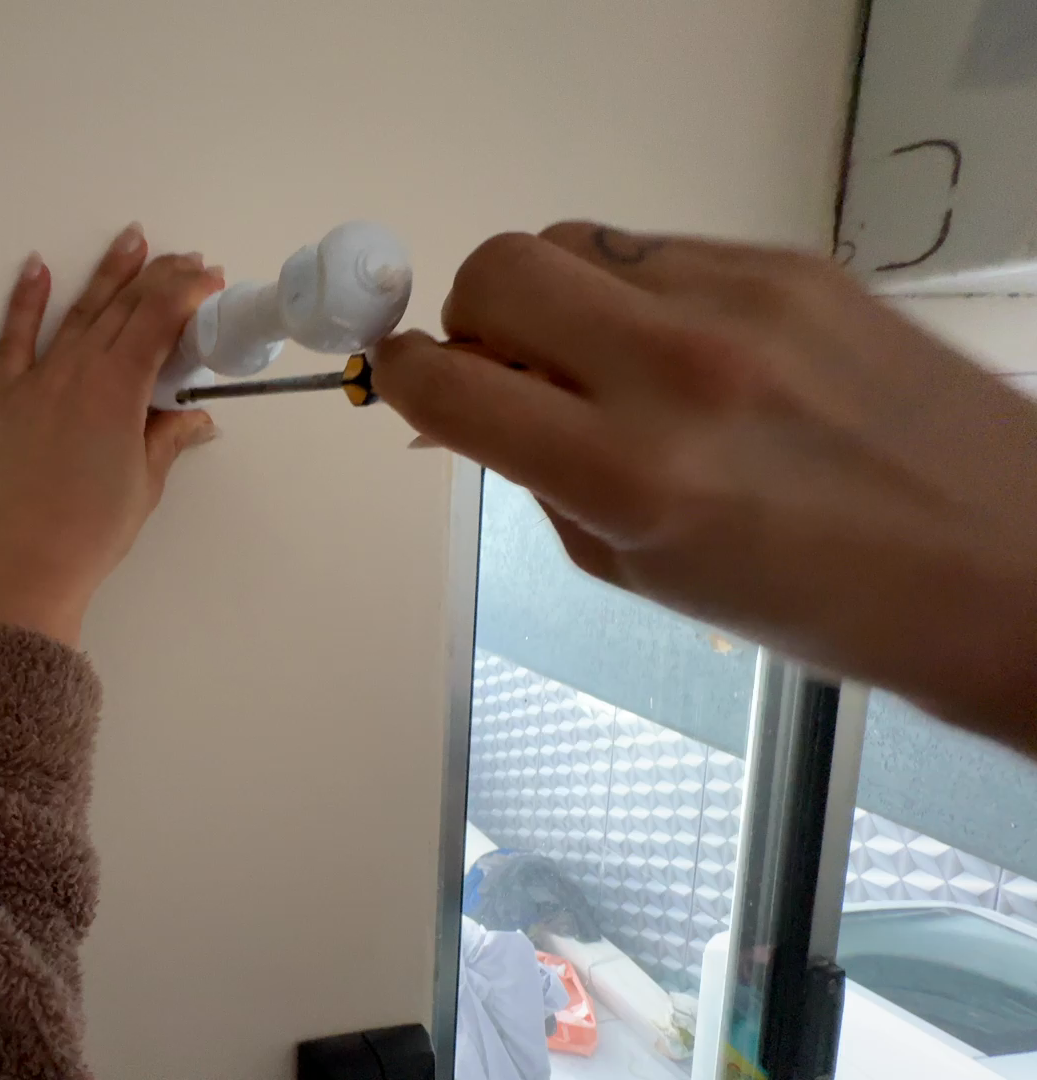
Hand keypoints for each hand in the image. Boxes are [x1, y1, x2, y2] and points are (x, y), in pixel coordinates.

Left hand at [0, 225, 222, 645]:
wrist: (22, 561)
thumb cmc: (92, 529)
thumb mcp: (145, 483)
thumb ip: (168, 438)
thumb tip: (197, 418)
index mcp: (118, 387)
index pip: (159, 318)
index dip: (188, 291)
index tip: (212, 280)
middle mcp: (78, 369)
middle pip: (124, 306)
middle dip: (160, 277)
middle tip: (187, 259)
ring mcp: (38, 379)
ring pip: (79, 312)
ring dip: (109, 274)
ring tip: (132, 238)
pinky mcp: (6, 396)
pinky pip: (14, 338)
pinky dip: (25, 300)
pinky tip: (37, 267)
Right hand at [373, 222, 1036, 734]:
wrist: (1010, 564)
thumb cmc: (789, 596)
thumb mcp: (616, 558)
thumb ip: (522, 468)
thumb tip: (452, 407)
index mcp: (625, 472)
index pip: (451, 382)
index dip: (400, 373)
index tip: (401, 379)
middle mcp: (679, 368)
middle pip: (500, 267)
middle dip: (468, 315)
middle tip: (501, 366)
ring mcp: (744, 299)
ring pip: (569, 241)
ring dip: (542, 298)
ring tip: (588, 359)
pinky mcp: (792, 263)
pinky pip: (647, 250)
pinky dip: (618, 293)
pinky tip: (667, 349)